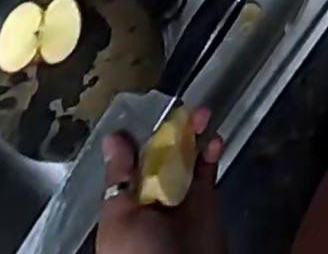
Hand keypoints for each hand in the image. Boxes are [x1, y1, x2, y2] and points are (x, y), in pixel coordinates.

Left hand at [97, 110, 225, 253]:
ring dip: (195, 133)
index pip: (134, 160)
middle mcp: (153, 197)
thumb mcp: (120, 220)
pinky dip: (213, 151)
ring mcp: (180, 198)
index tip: (153, 108)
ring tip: (203, 115)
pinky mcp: (205, 200)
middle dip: (174, 129)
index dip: (144, 134)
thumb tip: (112, 137)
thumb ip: (120, 178)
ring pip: (187, 156)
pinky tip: (215, 140)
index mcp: (127, 203)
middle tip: (186, 109)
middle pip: (164, 153)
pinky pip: (208, 169)